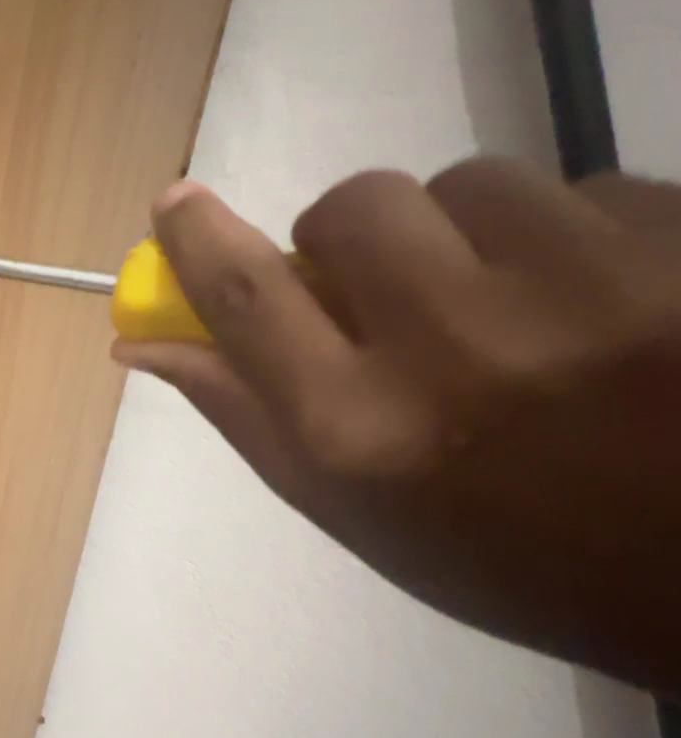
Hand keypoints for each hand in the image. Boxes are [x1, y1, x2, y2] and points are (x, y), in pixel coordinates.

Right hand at [115, 162, 680, 690]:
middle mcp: (453, 349)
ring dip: (462, 229)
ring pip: (475, 184)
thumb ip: (241, 409)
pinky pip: (592, 190)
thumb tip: (143, 341)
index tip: (175, 203)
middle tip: (377, 281)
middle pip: (357, 208)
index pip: (249, 297)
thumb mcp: (342, 501)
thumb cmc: (492, 553)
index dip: (199, 240)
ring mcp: (588, 292)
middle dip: (348, 233)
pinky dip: (568, 233)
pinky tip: (594, 300)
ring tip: (503, 299)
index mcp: (353, 426)